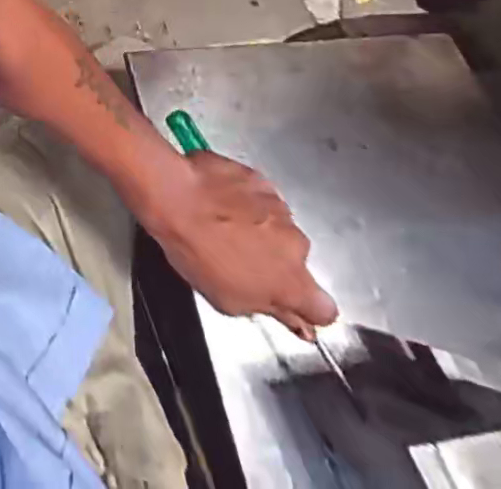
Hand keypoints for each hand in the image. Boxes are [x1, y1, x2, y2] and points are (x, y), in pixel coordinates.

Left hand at [137, 150, 337, 336]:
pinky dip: (246, 200)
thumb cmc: (197, 254)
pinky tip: (219, 199)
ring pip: (277, 226)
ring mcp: (280, 207)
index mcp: (293, 283)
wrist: (176, 196)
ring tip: (223, 223)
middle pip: (295, 260)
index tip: (286, 302)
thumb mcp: (228, 300)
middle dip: (274, 260)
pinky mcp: (261, 180)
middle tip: (238, 254)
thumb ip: (268, 309)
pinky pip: (260, 197)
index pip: (325, 309)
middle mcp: (297, 244)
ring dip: (259, 227)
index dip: (307, 309)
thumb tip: (294, 319)